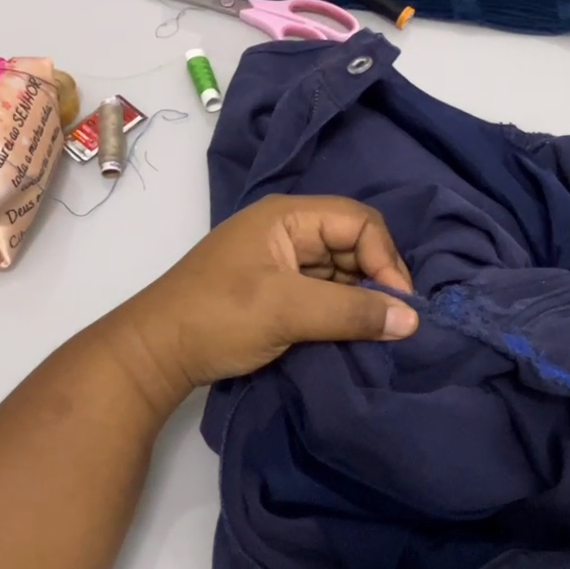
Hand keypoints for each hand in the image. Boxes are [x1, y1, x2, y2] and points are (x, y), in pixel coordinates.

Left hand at [103, 195, 418, 405]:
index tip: (400, 305)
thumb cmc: (219, 316)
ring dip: (361, 298)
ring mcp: (281, 261)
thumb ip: (351, 312)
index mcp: (287, 216)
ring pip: (340, 270)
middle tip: (395, 322)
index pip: (357, 221)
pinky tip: (354, 334)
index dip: (385, 258)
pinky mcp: (277, 290)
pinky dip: (342, 311)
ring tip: (379, 333)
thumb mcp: (288, 311)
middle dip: (377, 279)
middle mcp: (288, 230)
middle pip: (352, 243)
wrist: (157, 352)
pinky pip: (323, 291)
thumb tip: (412, 319)